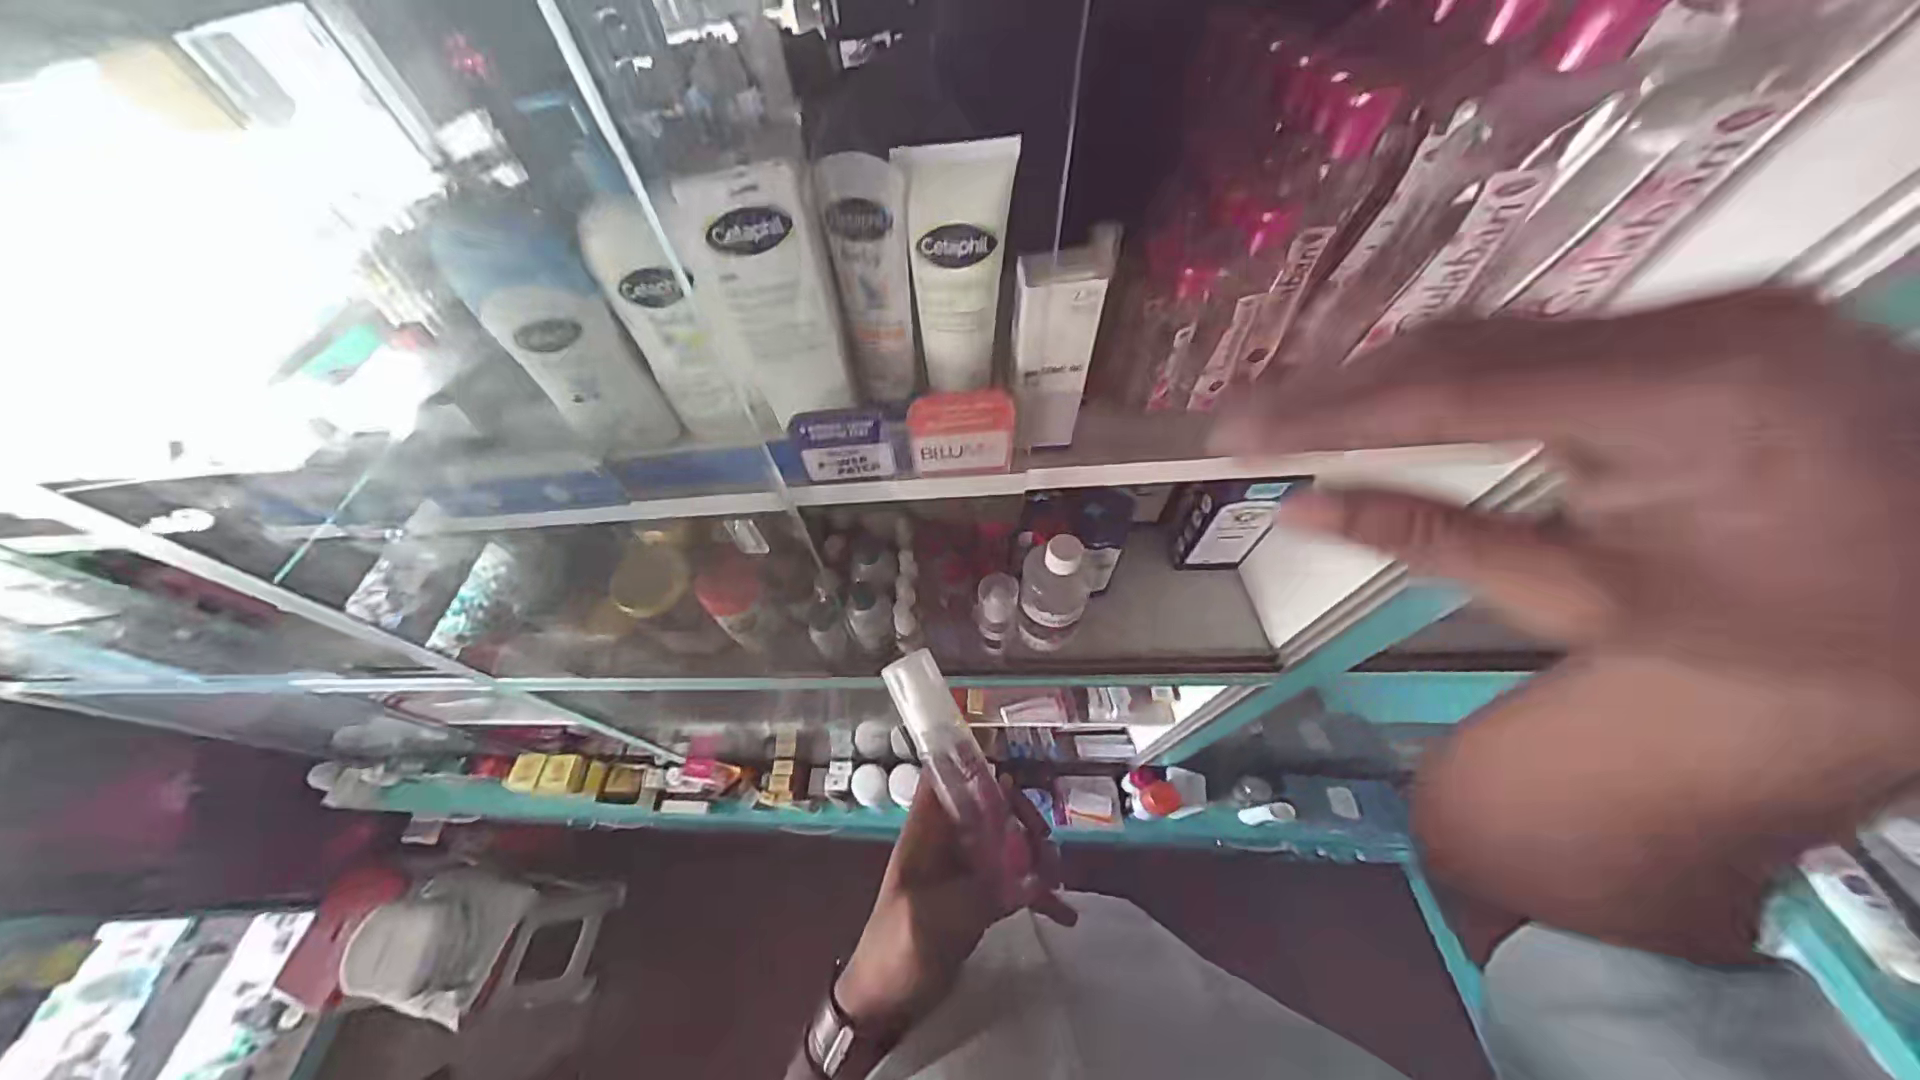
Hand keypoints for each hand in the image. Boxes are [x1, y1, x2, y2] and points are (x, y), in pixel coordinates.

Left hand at [836, 779, 1075, 1036]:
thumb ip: (982, 895)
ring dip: (1037, 852)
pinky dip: (1039, 892)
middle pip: (988, 805)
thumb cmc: (894, 952)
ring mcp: (965, 868)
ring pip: (1007, 838)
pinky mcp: (980, 897)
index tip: (1011, 778)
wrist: (883, 1003)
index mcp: (925, 832)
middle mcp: (947, 841)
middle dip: (1021, 816)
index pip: (944, 777)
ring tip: (1057, 879)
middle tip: (1045, 843)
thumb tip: (1034, 876)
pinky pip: (1015, 881)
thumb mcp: (932, 921)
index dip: (973, 766)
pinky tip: (1065, 913)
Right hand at [1216, 289, 1919, 962]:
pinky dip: (1432, 375)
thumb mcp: (1578, 600)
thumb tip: (1298, 509)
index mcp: (1687, 403)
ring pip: (1484, 335)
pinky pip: (1524, 339)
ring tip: (1285, 415)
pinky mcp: (1687, 320)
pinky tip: (1372, 400)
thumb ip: (1429, 540)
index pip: (1453, 395)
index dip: (1327, 414)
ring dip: (1373, 379)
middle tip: (1241, 422)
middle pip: (1458, 350)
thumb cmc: (1763, 630)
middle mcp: (1698, 325)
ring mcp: (1699, 311)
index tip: (1237, 432)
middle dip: (1334, 390)